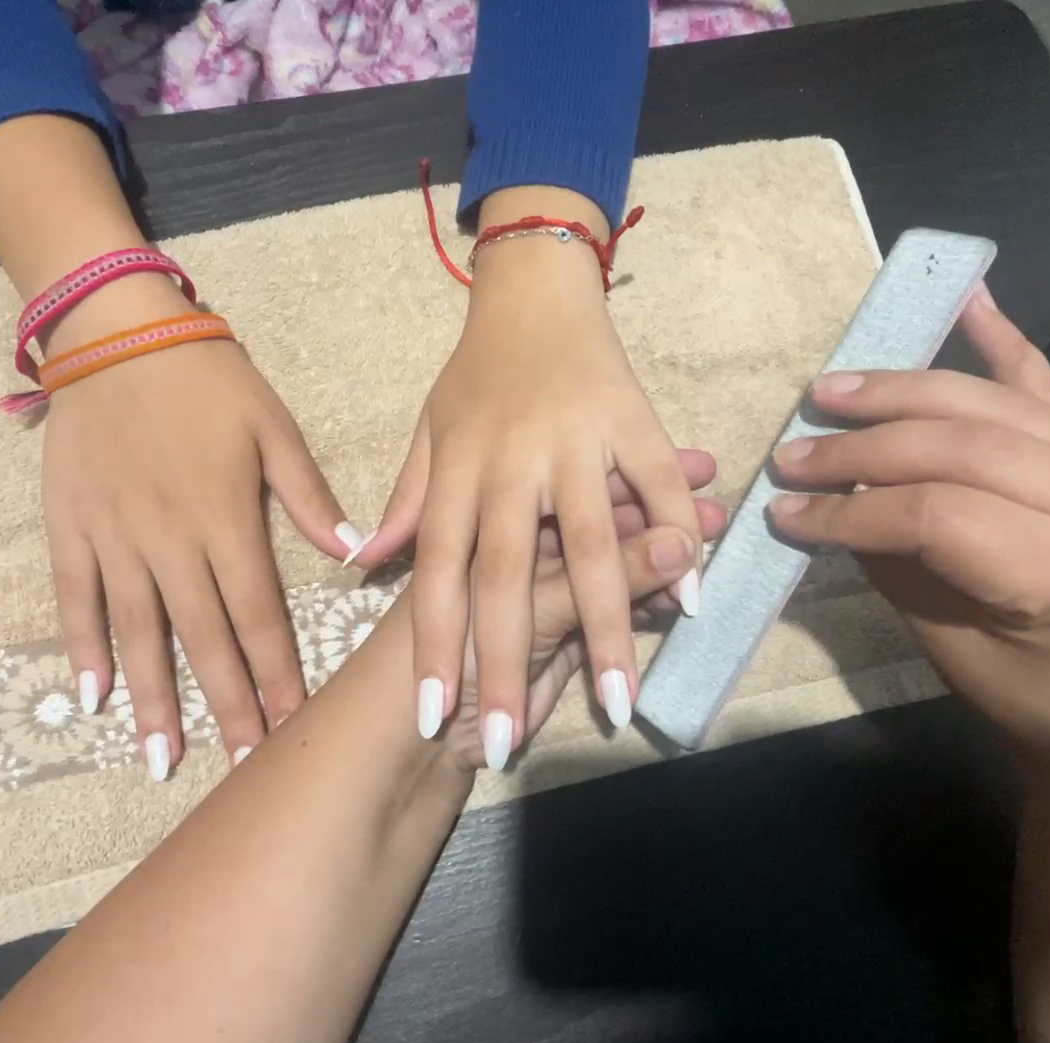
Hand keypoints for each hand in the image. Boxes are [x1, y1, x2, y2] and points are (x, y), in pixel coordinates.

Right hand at [43, 339, 361, 776]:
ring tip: (162, 757)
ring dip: (153, 697)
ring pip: (138, 632)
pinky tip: (91, 695)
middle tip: (241, 764)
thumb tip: (355, 552)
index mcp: (227, 522)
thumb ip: (311, 497)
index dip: (277, 675)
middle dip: (227, 705)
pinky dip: (82, 646)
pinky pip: (75, 597)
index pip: (258, 616)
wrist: (116, 334)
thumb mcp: (274, 429)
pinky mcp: (70, 528)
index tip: (292, 727)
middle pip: (204, 639)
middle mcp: (171, 543)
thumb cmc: (208, 381)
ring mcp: (114, 539)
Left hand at [354, 187, 701, 761]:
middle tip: (505, 744)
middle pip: (505, 575)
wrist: (534, 291)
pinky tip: (691, 603)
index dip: (433, 646)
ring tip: (615, 704)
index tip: (432, 718)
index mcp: (457, 469)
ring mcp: (573, 442)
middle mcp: (509, 462)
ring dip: (604, 628)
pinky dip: (680, 541)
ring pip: (589, 546)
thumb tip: (358, 563)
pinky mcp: (632, 421)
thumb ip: (403, 501)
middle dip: (505, 664)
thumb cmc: (478, 372)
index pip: (438, 572)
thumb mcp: (429, 432)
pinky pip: (659, 488)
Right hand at [767, 291, 1049, 752]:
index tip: (786, 510)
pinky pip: (1048, 390)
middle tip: (795, 453)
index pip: (940, 514)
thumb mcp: (951, 646)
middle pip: (966, 445)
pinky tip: (969, 297)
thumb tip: (831, 499)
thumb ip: (897, 560)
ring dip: (903, 391)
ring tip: (832, 390)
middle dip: (865, 445)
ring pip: (995, 406)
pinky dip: (1002, 340)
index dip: (851, 507)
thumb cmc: (1037, 698)